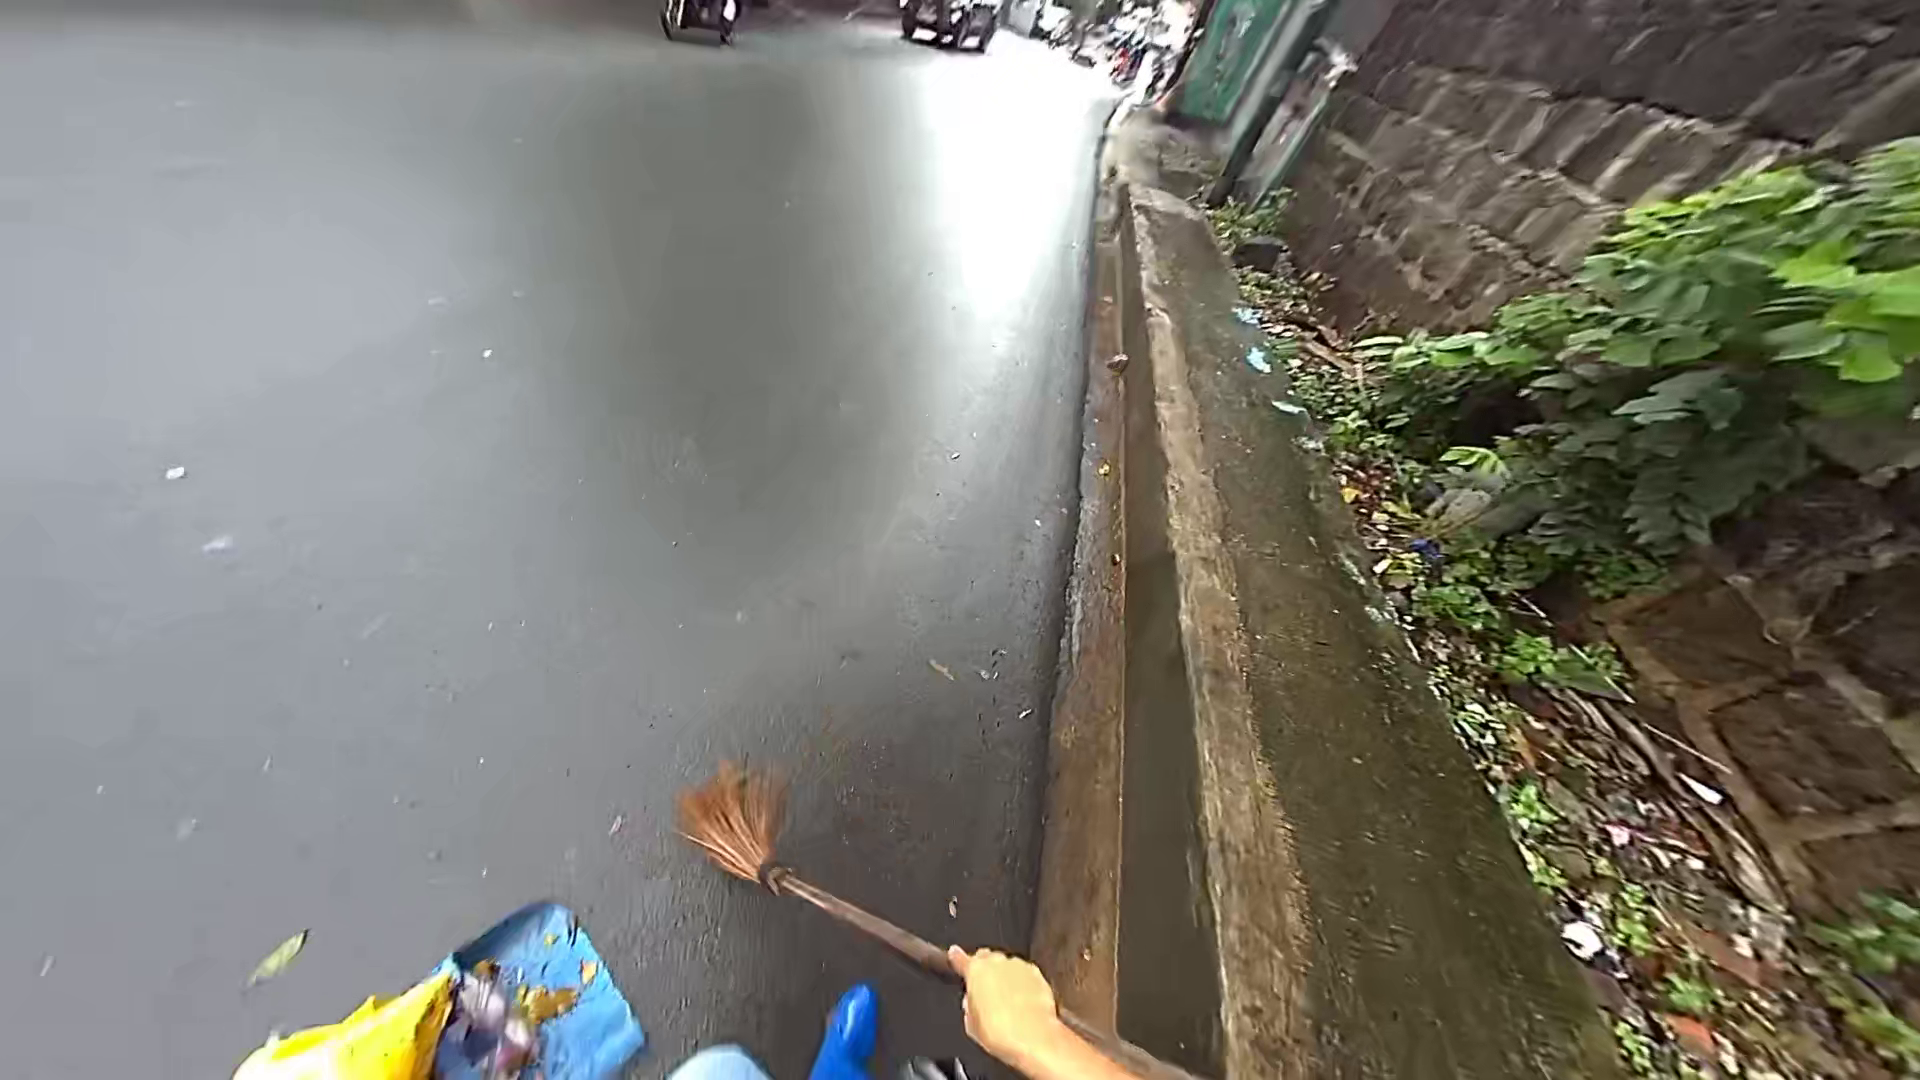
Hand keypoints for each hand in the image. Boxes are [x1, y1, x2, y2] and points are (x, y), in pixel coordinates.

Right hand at [946, 946, 1066, 1072]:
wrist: (1034, 1038)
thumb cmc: (1002, 1035)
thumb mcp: (972, 1026)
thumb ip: (968, 1005)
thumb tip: (971, 1001)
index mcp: (975, 971)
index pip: (960, 958)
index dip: (956, 957)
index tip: (954, 953)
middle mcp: (996, 962)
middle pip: (986, 959)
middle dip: (985, 971)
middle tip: (987, 994)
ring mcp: (1017, 965)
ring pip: (1006, 966)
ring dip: (1005, 979)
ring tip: (1008, 1005)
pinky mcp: (1035, 973)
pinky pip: (1024, 974)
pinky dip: (1022, 985)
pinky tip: (1023, 1005)